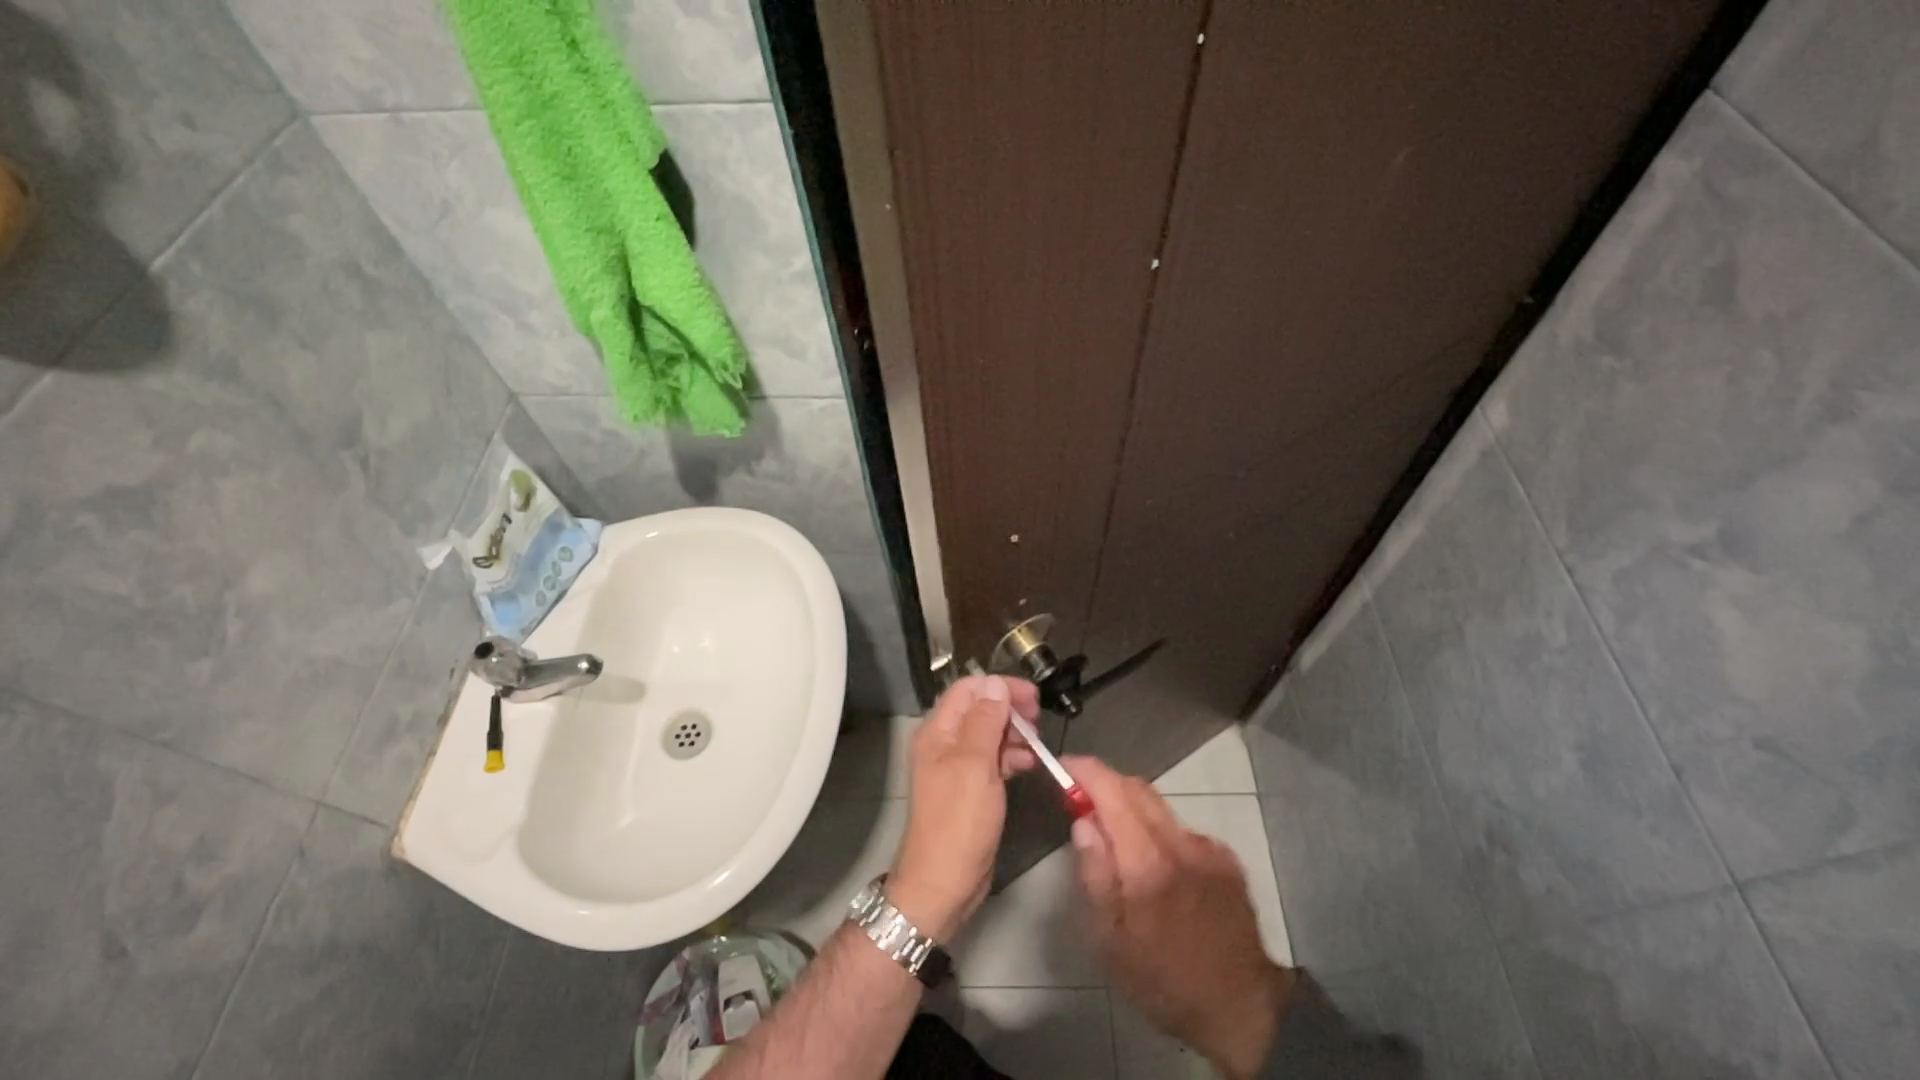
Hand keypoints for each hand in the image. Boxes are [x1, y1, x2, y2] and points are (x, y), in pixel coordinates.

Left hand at [887, 675, 1040, 940]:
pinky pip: (992, 760)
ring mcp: (957, 767)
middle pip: (979, 709)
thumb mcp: (974, 766)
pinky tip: (1028, 765)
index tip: (1034, 698)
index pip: (968, 689)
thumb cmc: (958, 822)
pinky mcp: (970, 789)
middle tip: (1039, 722)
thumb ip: (985, 721)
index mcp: (938, 732)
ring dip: (1014, 734)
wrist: (943, 882)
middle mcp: (944, 744)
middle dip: (1010, 709)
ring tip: (1037, 747)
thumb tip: (994, 682)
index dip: (1000, 687)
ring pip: (988, 734)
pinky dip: (1011, 757)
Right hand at [1065, 755, 1295, 1079]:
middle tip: (1079, 801)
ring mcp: (1210, 850)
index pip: (1113, 792)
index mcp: (1147, 863)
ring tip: (1116, 846)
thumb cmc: (1162, 980)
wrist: (1241, 1008)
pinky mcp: (1228, 861)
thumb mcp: (1109, 939)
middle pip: (1138, 790)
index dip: (1086, 771)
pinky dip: (1160, 836)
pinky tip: (1158, 872)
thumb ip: (1094, 874)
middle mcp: (1181, 844)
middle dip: (1106, 784)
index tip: (1063, 766)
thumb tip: (1083, 823)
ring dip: (1132, 813)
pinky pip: (1183, 834)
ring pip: (1161, 811)